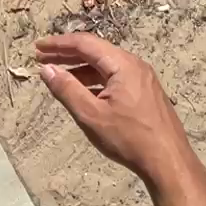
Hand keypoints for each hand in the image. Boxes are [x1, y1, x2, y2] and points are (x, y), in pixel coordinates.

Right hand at [35, 33, 195, 187]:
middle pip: (95, 51)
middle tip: (41, 57)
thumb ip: (67, 89)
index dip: (58, 44)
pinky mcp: (144, 92)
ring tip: (56, 74)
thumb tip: (47, 69)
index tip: (37, 47)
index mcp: (122, 65)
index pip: (85, 44)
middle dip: (67, 54)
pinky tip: (81, 90)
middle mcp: (134, 65)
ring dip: (79, 68)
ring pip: (104, 65)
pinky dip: (93, 79)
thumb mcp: (91, 115)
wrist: (168, 161)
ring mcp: (141, 79)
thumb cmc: (129, 138)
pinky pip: (113, 77)